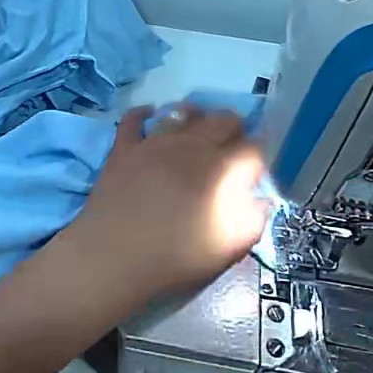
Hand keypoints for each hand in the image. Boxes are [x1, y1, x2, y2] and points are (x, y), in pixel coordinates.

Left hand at [53, 106, 266, 304]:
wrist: (113, 259)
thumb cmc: (175, 260)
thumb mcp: (228, 249)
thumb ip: (252, 220)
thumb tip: (259, 200)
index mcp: (222, 170)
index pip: (254, 148)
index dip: (259, 157)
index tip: (255, 170)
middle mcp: (192, 146)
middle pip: (224, 120)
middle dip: (235, 130)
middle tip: (232, 148)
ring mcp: (155, 142)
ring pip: (184, 112)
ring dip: (197, 118)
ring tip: (197, 131)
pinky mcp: (124, 148)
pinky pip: (134, 118)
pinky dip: (145, 113)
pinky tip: (150, 116)